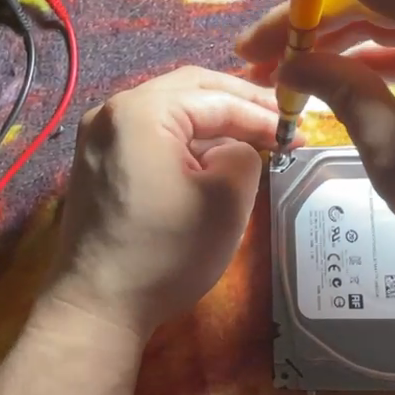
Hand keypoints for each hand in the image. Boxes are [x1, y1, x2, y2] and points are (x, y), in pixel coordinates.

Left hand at [48, 66, 279, 339]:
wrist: (96, 307)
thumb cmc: (165, 253)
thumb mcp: (226, 201)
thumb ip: (245, 154)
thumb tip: (235, 146)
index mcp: (141, 110)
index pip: (215, 99)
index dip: (261, 114)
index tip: (297, 133)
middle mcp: (113, 109)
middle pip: (189, 88)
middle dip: (237, 101)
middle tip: (278, 118)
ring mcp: (100, 134)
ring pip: (169, 107)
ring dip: (211, 117)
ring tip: (252, 132)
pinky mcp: (98, 159)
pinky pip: (151, 130)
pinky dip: (185, 136)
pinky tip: (212, 152)